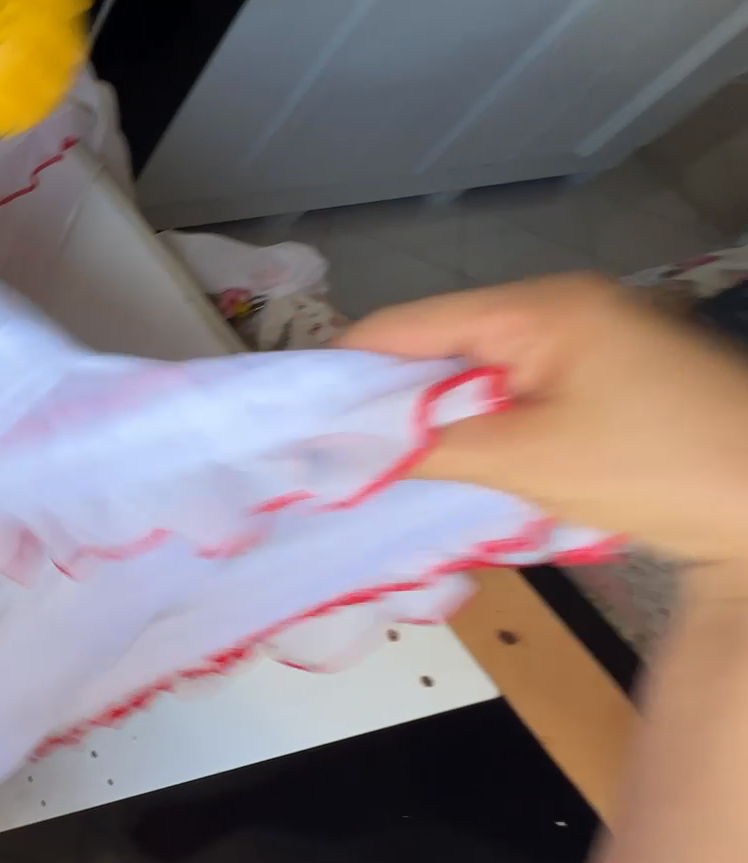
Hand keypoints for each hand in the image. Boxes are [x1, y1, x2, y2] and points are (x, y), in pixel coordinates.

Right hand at [339, 274, 747, 567]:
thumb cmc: (654, 468)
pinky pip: (489, 382)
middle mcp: (549, 307)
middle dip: (373, 392)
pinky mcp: (583, 368)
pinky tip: (429, 447)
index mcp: (534, 309)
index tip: (294, 417)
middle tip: (326, 444)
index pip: (400, 325)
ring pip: (452, 366)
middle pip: (424, 341)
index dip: (339, 368)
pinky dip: (451, 414)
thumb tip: (328, 449)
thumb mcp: (516, 458)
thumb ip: (413, 444)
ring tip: (368, 451)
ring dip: (411, 408)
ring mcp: (571, 335)